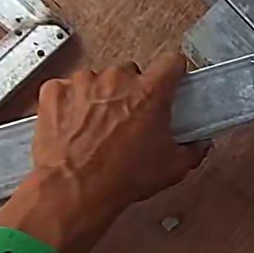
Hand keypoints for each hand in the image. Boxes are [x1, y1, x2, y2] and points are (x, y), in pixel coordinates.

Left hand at [0, 52, 207, 252]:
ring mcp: (83, 82)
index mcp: (150, 92)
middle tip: (128, 120)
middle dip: (130, 92)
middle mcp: (117, 79)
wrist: (75, 190)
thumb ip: (191, 150)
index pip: (171, 62)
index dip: (172, 73)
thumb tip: (198, 145)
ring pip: (96, 80)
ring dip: (98, 98)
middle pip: (130, 73)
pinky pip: (66, 89)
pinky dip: (69, 105)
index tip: (169, 81)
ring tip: (96, 129)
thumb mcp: (171, 169)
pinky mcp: (55, 91)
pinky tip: (73, 128)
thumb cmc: (120, 178)